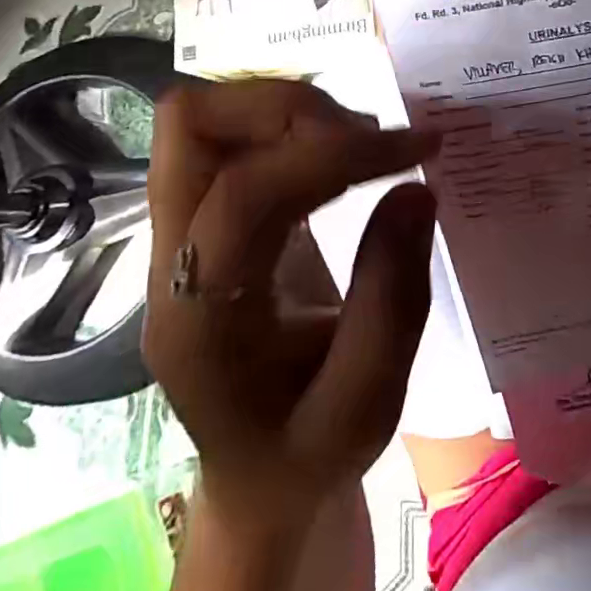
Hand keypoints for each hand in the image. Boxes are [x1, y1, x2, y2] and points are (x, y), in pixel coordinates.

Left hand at [143, 79, 439, 532]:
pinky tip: (344, 155)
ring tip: (365, 143)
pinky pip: (230, 144)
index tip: (420, 149)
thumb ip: (393, 300)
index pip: (250, 192)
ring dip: (290, 111)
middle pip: (192, 128)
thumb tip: (416, 191)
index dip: (340, 154)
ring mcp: (180, 241)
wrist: (259, 482)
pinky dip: (290, 127)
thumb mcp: (369, 403)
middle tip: (373, 137)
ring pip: (205, 123)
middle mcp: (170, 264)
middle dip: (293, 109)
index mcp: (199, 319)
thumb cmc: (309, 456)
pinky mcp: (207, 228)